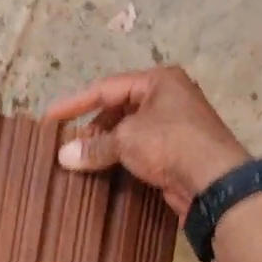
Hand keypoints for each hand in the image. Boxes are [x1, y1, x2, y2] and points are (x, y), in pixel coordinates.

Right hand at [45, 67, 251, 216]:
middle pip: (117, 109)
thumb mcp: (126, 139)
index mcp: (158, 81)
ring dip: (104, 146)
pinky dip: (118, 158)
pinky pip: (137, 150)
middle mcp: (167, 97)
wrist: (212, 180)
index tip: (49, 118)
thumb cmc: (169, 144)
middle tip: (69, 147)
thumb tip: (64, 156)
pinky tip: (102, 170)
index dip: (74, 103)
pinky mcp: (174, 151)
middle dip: (91, 128)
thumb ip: (93, 147)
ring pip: (127, 131)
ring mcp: (172, 125)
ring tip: (81, 161)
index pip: (105, 88)